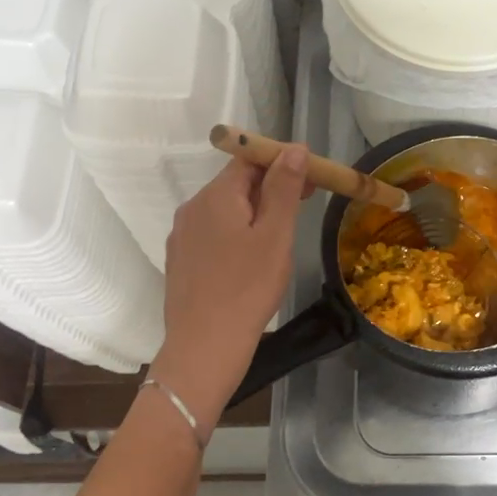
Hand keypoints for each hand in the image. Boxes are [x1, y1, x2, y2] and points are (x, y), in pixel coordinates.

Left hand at [152, 148, 309, 424]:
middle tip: (309, 200)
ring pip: (226, 210)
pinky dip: (238, 233)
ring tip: (284, 231)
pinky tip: (253, 257)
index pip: (249, 158)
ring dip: (256, 210)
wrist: (204, 347)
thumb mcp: (275, 236)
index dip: (283, 161)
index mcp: (216, 196)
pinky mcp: (182, 261)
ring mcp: (183, 236)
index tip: (314, 176)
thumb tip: (293, 149)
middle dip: (273, 185)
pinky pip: (214, 233)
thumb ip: (284, 189)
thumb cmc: (247, 289)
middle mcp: (193, 208)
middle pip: (237, 183)